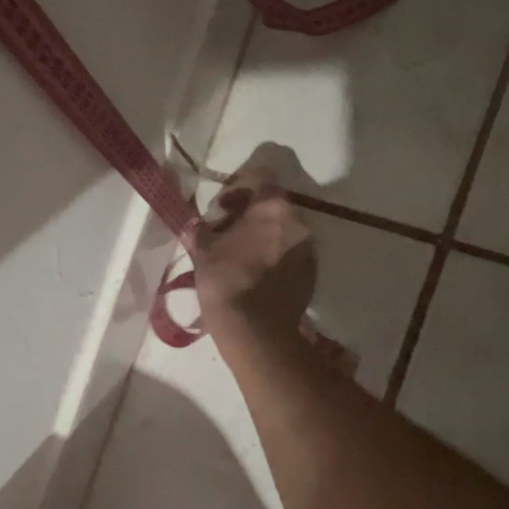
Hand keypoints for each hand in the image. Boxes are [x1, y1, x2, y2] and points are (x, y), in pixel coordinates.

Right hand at [187, 163, 317, 346]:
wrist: (255, 331)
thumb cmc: (225, 281)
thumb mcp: (203, 250)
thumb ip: (201, 228)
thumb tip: (196, 223)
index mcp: (272, 207)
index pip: (260, 178)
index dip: (238, 187)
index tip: (222, 207)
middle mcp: (298, 221)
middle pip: (273, 206)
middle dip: (251, 214)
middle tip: (227, 232)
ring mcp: (309, 249)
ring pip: (284, 231)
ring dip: (264, 236)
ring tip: (241, 257)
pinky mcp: (312, 274)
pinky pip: (291, 254)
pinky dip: (275, 257)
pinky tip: (256, 276)